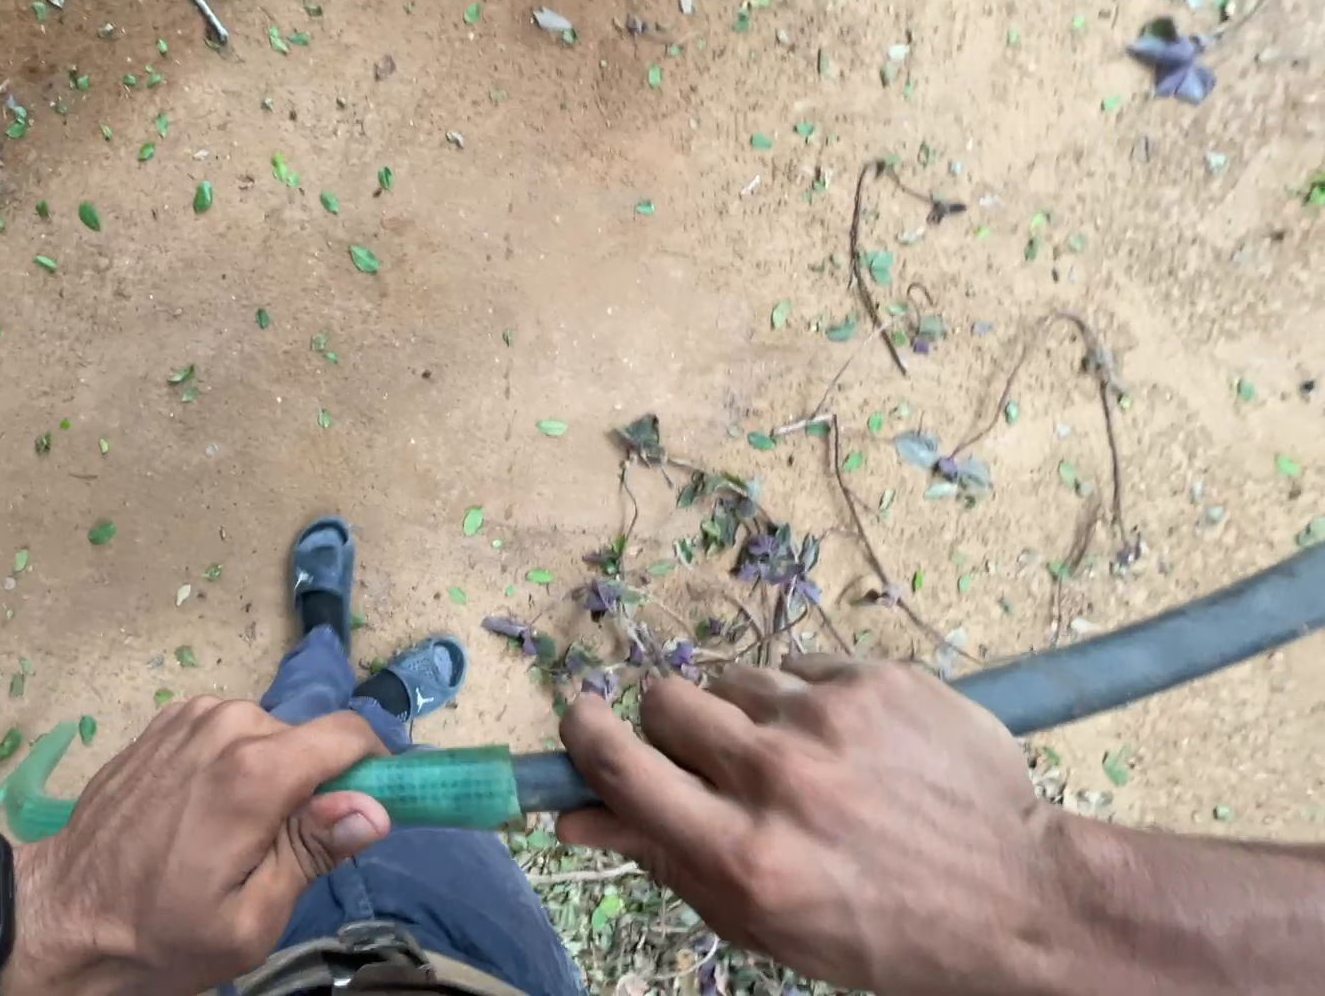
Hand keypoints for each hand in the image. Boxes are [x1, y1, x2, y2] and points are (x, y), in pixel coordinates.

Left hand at [2, 698, 390, 994]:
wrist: (58, 914)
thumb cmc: (159, 932)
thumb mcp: (251, 918)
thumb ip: (315, 850)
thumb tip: (375, 807)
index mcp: (255, 769)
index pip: (347, 735)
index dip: (372, 765)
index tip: (369, 803)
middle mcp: (228, 722)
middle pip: (306, 739)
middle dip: (311, 785)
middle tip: (279, 845)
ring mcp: (194, 713)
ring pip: (269, 733)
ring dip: (270, 773)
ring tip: (233, 830)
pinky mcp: (170, 717)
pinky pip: (230, 729)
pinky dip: (233, 760)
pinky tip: (201, 805)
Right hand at [559, 656, 1062, 995]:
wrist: (1028, 904)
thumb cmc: (873, 929)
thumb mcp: (755, 917)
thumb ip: (657, 854)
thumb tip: (568, 817)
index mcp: (743, 853)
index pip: (618, 763)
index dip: (583, 732)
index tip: (581, 719)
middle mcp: (779, 779)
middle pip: (663, 698)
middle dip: (672, 721)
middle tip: (714, 754)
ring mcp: (831, 719)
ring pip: (728, 678)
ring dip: (744, 712)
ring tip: (802, 755)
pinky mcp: (876, 678)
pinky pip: (795, 667)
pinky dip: (807, 700)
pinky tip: (853, 743)